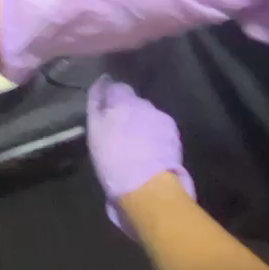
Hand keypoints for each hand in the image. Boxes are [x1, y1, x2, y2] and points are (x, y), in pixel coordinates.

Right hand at [87, 78, 191, 231]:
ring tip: (136, 142)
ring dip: (142, 122)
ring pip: (148, 114)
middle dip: (128, 110)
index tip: (105, 111)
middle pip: (133, 101)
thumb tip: (101, 82)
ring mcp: (161, 118)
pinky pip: (161, 128)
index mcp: (121, 100)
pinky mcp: (174, 134)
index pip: (115, 86)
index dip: (110, 97)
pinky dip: (155, 134)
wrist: (147, 187)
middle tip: (119, 130)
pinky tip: (150, 149)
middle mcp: (143, 103)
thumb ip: (96, 103)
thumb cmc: (112, 158)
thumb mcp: (94, 130)